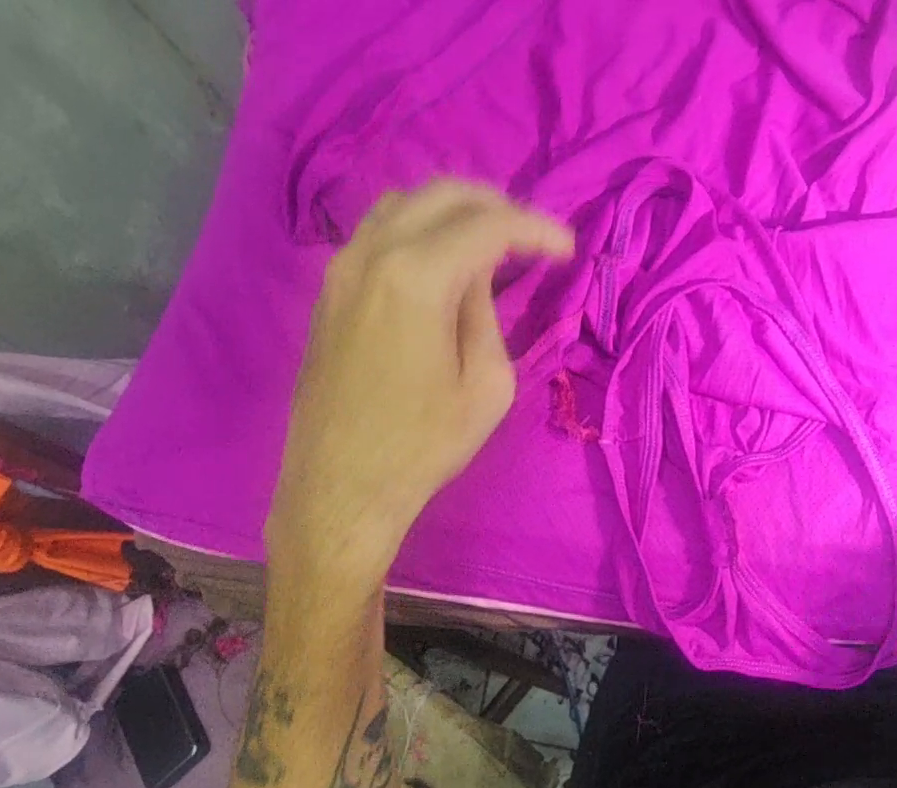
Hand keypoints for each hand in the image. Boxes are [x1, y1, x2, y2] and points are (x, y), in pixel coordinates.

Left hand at [267, 180, 574, 568]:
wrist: (342, 484)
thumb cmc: (423, 446)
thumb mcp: (486, 386)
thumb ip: (487, 315)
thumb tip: (476, 278)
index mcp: (417, 276)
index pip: (488, 224)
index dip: (535, 229)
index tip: (567, 249)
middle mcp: (373, 254)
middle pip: (442, 195)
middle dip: (496, 205)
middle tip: (532, 236)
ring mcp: (342, 269)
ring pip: (403, 205)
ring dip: (453, 212)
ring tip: (490, 242)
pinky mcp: (330, 292)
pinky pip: (378, 235)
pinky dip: (418, 231)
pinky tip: (442, 263)